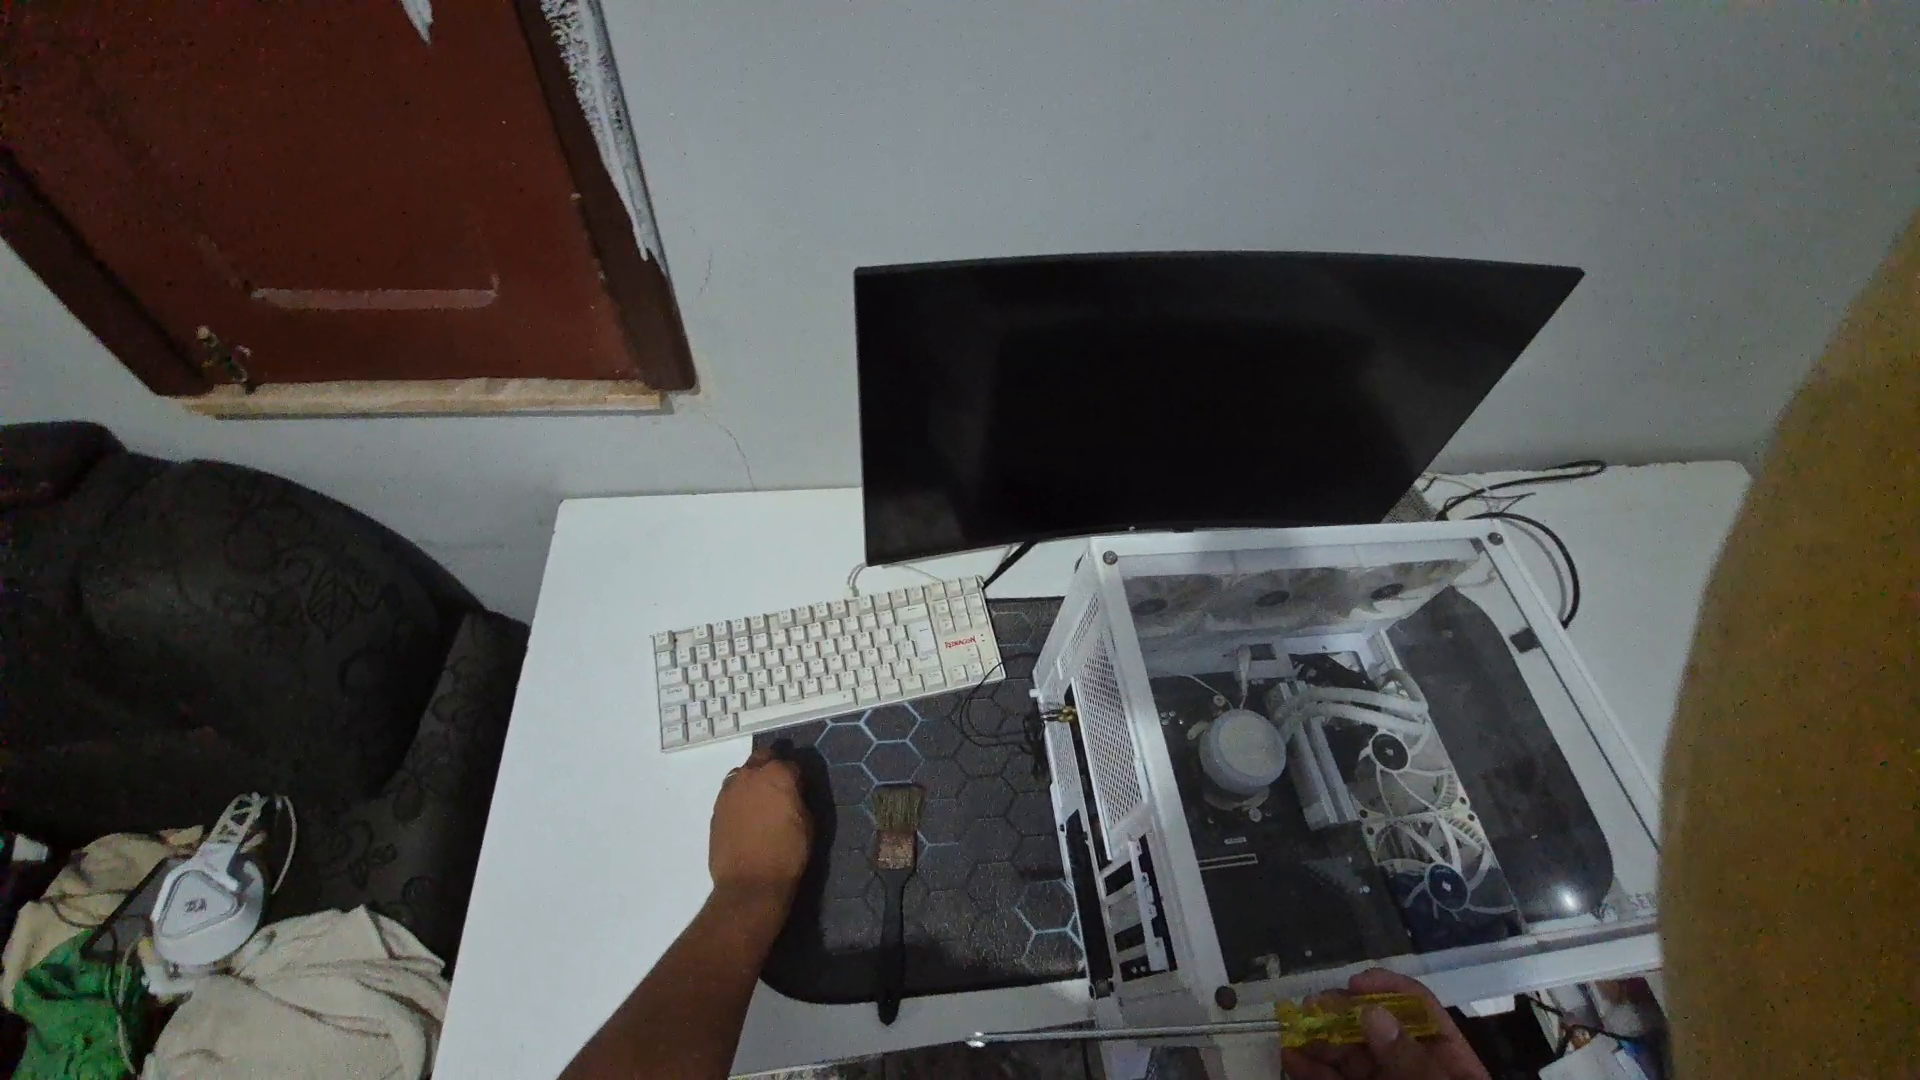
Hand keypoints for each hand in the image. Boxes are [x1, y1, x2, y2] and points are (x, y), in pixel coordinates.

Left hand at [708, 746, 812, 904]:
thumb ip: (799, 797)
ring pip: (742, 773)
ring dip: (753, 779)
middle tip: (781, 785)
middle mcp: (750, 774)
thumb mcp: (808, 822)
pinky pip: (730, 793)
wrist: (750, 883)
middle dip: (772, 766)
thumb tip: (793, 792)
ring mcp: (729, 791)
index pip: (791, 763)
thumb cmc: (787, 852)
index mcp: (778, 774)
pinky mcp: (716, 809)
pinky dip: (740, 797)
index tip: (801, 788)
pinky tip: (746, 814)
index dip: (798, 775)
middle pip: (762, 758)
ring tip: (760, 799)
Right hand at [1281, 969, 1490, 1079]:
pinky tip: (1292, 1060)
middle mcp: (1416, 1075)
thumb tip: (1372, 1014)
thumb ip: (1411, 1064)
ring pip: (1351, 1057)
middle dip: (1342, 1015)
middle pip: (1379, 1031)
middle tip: (1312, 1007)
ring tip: (1292, 1031)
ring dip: (1319, 1041)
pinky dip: (1313, 1072)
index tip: (1355, 986)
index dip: (1390, 991)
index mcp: (1452, 1070)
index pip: (1425, 1014)